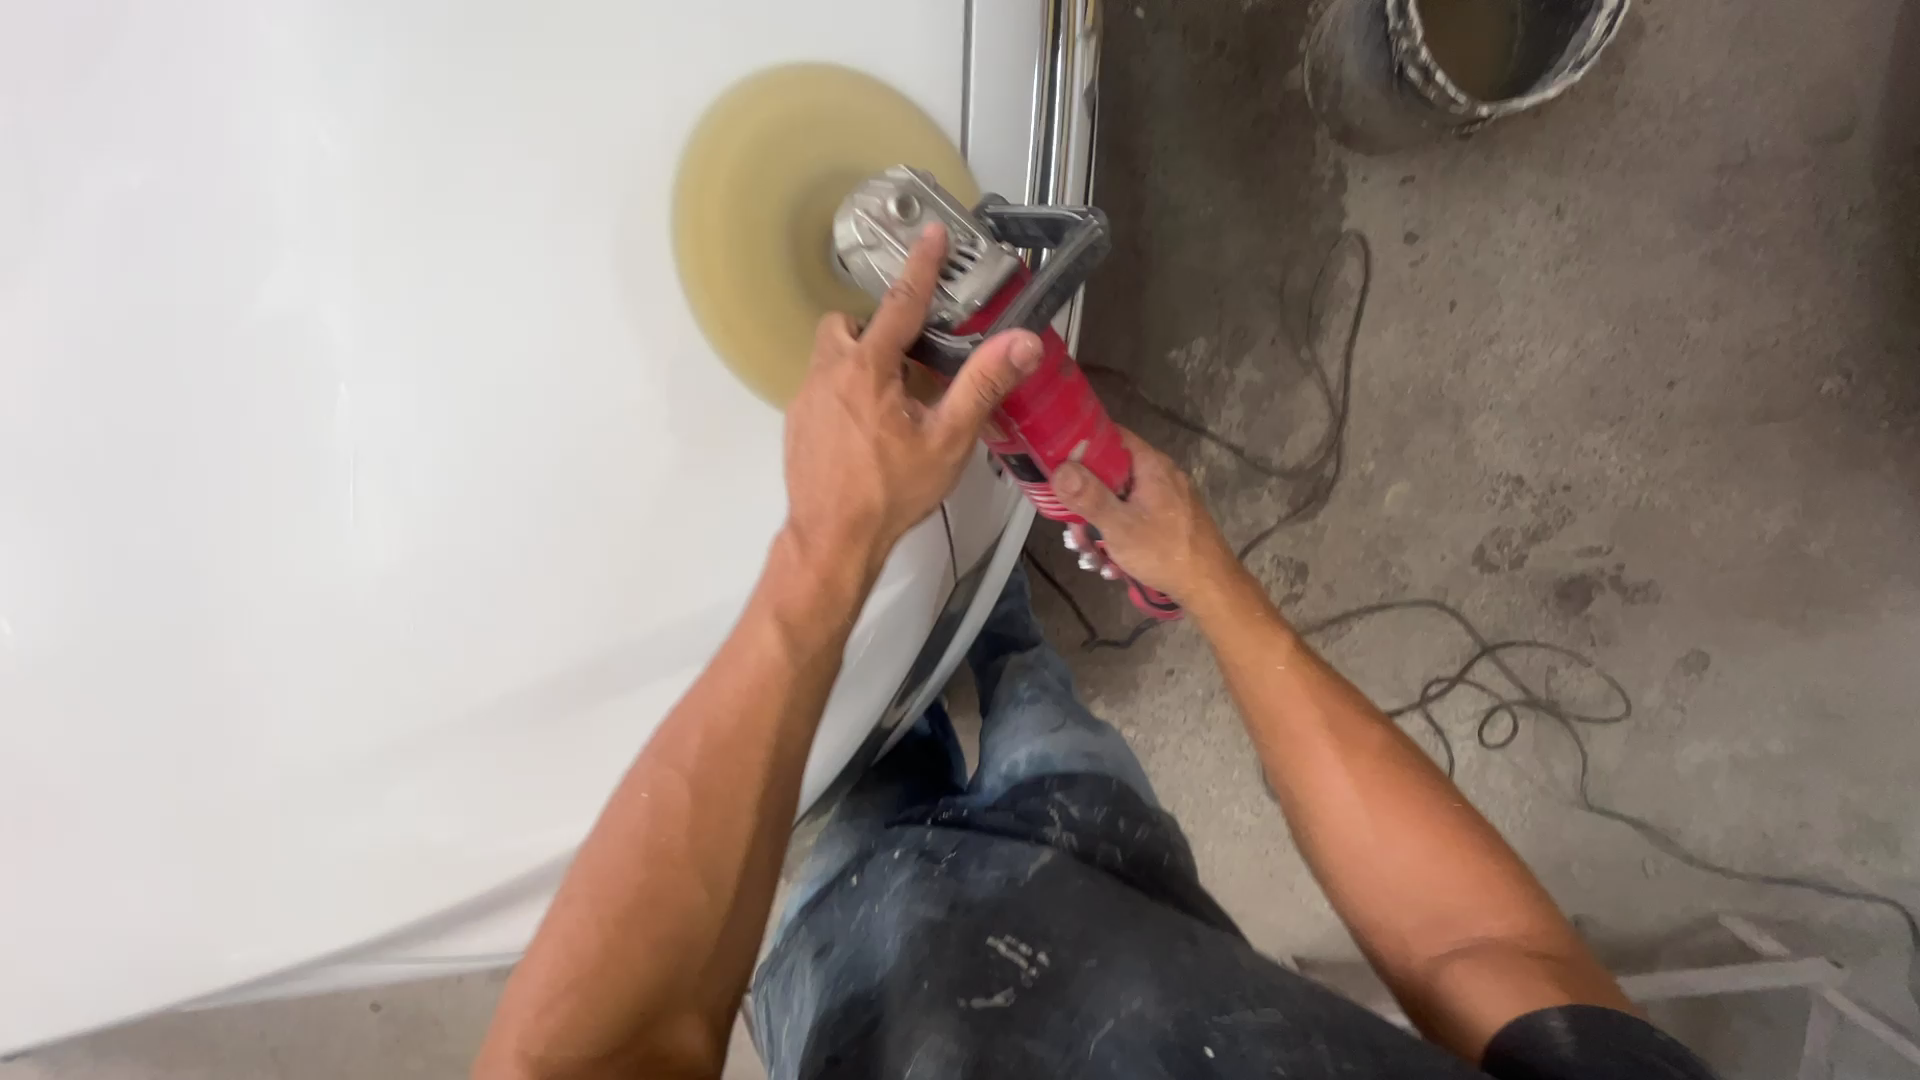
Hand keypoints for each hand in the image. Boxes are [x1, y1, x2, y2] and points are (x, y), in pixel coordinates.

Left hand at [783, 223, 1042, 574]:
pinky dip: (846, 394)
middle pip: (848, 325)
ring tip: (894, 400)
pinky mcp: (797, 426)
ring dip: (861, 362)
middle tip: (909, 356)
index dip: (920, 266)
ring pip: (831, 358)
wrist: (833, 539)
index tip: (930, 235)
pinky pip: (822, 391)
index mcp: (867, 371)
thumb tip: (1020, 343)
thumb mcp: (947, 439)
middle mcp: (828, 376)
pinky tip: (869, 431)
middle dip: (876, 327)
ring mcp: (806, 401)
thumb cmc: (889, 493)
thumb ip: (982, 385)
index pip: (900, 304)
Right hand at [1050, 428, 1250, 613]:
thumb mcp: (1120, 526)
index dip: (1081, 448)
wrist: (1209, 587)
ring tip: (1091, 558)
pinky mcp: (1169, 521)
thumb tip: (1058, 469)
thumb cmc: (1164, 552)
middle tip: (1073, 533)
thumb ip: (1089, 497)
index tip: (1057, 467)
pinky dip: (1119, 538)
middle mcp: (1160, 475)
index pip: (1111, 437)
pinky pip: (1134, 520)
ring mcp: (1166, 499)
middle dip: (1086, 505)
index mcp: (1151, 465)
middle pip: (1110, 475)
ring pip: (1119, 503)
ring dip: (1099, 530)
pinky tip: (1111, 565)